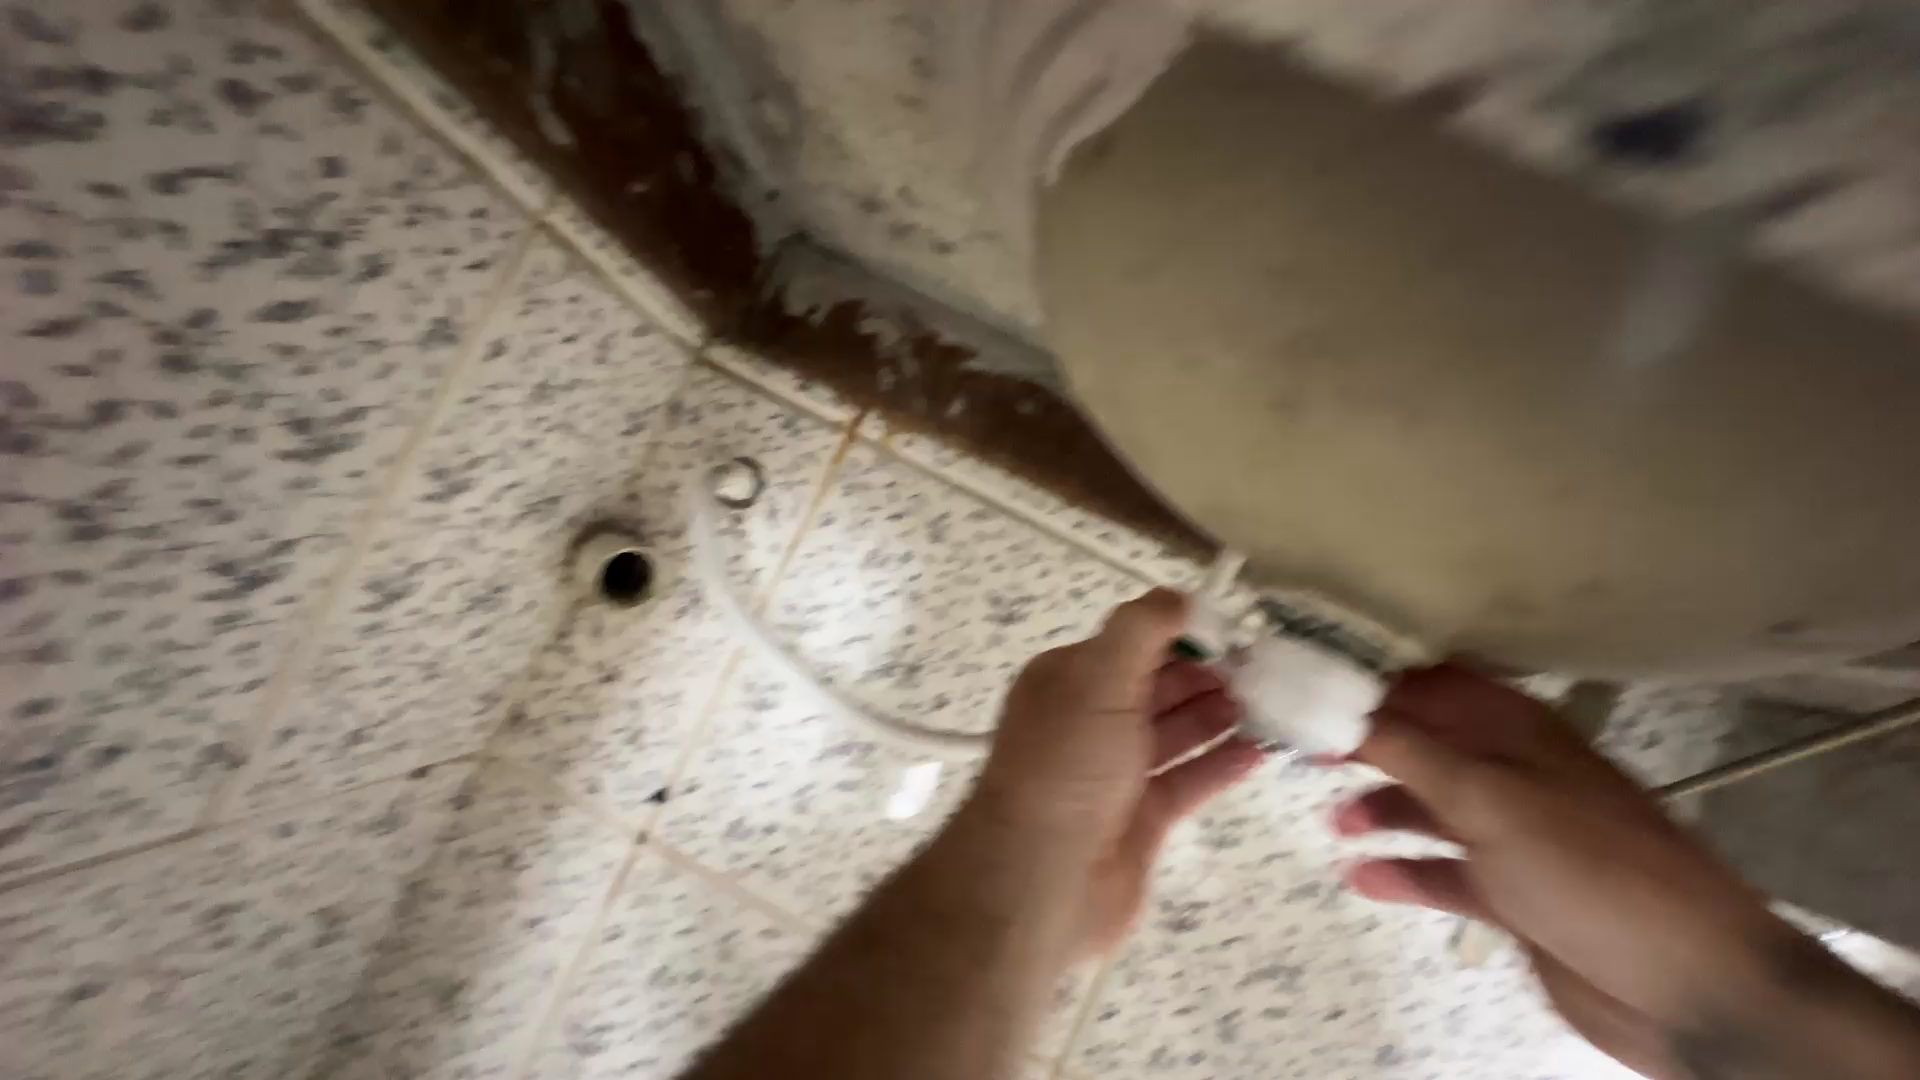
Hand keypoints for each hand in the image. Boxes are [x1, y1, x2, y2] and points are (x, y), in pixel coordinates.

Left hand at [967, 588, 1266, 957]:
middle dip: (1205, 676)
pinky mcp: (1139, 818)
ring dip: (1217, 716)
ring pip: (1173, 733)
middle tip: (1263, 671)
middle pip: (1155, 688)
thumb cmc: (1068, 764)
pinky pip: (1186, 781)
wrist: (1041, 879)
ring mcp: (1113, 773)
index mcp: (1067, 681)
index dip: (1178, 634)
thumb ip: (1139, 630)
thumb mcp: (1097, 678)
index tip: (1231, 631)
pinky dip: (1219, 765)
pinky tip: (1258, 752)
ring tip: (1269, 704)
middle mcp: (1087, 722)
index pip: (1129, 644)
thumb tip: (1177, 595)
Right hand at [1338, 665, 1851, 1078]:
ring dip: (1376, 809)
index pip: (1428, 683)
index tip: (1305, 687)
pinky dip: (1399, 870)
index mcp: (1513, 731)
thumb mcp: (1485, 796)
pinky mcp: (1507, 890)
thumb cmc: (1585, 866)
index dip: (1368, 681)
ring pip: (1424, 805)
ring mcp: (1509, 833)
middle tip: (1302, 750)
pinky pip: (1438, 869)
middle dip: (1361, 744)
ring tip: (1333, 824)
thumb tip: (1329, 704)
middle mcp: (1508, 771)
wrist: (1692, 991)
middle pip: (1419, 742)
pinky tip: (1361, 877)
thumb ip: (1402, 747)